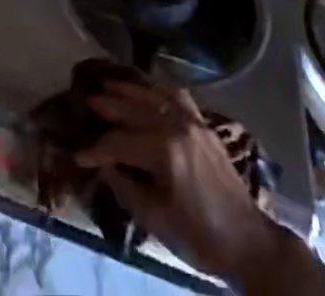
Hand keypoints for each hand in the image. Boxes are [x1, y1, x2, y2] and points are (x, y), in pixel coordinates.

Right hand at [76, 79, 282, 283]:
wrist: (247, 241)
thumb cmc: (198, 235)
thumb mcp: (154, 217)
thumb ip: (124, 186)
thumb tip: (104, 165)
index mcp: (164, 150)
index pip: (118, 142)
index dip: (96, 149)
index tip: (78, 154)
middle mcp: (178, 127)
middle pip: (135, 109)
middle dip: (108, 105)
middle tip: (85, 100)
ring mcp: (194, 122)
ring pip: (155, 96)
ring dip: (130, 89)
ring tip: (109, 83)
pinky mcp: (205, 126)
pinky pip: (178, 98)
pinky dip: (159, 91)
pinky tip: (148, 91)